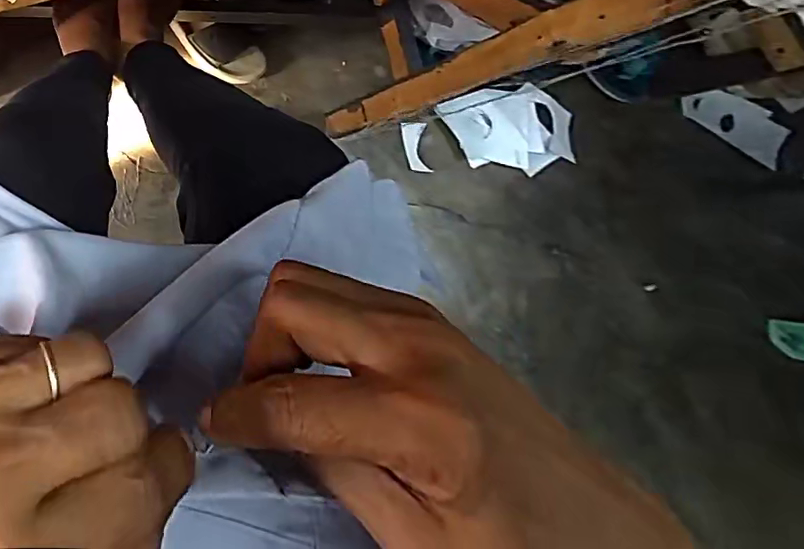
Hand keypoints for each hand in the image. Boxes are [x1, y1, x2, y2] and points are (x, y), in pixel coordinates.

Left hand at [0, 333, 192, 548]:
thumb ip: (119, 531)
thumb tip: (165, 464)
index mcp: (22, 546)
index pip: (142, 483)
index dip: (167, 470)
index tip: (159, 468)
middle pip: (123, 409)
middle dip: (130, 432)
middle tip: (106, 454)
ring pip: (94, 356)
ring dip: (95, 387)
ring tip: (69, 420)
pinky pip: (50, 340)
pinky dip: (56, 368)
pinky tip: (32, 405)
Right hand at [202, 262, 690, 548]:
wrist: (591, 517)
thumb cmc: (508, 547)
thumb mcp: (415, 540)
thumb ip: (334, 470)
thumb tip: (269, 428)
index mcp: (417, 417)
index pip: (293, 397)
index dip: (239, 411)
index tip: (212, 422)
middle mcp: (413, 343)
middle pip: (292, 298)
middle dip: (258, 348)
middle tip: (262, 406)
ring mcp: (419, 316)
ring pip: (311, 280)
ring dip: (283, 329)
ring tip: (291, 388)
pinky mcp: (423, 311)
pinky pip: (342, 291)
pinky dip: (314, 321)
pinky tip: (327, 372)